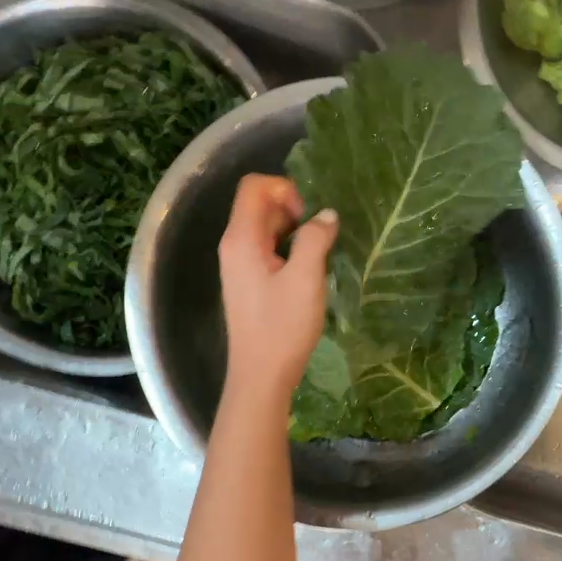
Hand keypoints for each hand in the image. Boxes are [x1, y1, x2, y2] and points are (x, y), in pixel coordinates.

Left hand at [216, 174, 337, 409]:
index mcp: (242, 239)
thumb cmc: (283, 327)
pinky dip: (289, 253)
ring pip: (266, 230)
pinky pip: (267, 252)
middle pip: (260, 206)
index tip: (309, 218)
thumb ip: (316, 240)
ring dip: (295, 235)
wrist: (261, 374)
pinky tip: (307, 276)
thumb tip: (327, 215)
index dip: (285, 190)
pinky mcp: (249, 283)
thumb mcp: (306, 280)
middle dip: (293, 213)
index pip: (254, 187)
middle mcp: (234, 246)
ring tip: (317, 259)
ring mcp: (239, 266)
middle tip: (319, 241)